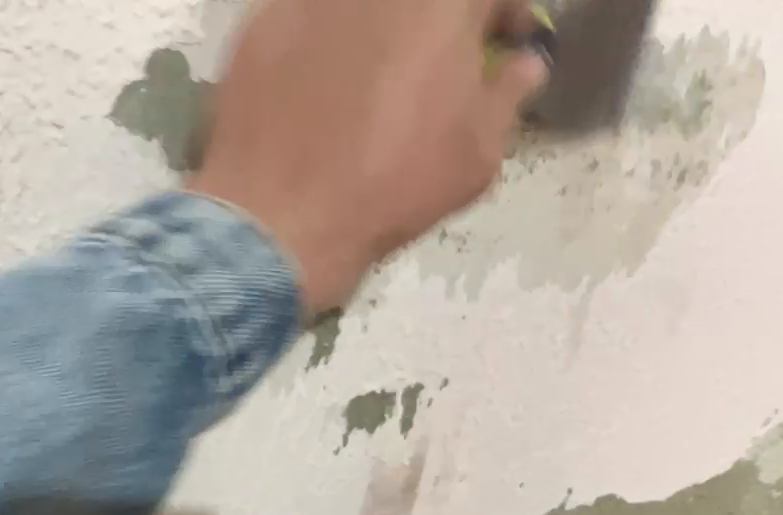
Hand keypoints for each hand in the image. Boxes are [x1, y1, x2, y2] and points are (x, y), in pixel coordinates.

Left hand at [187, 0, 549, 314]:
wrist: (280, 224)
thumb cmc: (392, 190)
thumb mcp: (477, 155)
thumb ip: (507, 95)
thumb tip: (523, 65)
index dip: (504, 14)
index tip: (507, 39)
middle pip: (419, 0)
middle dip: (437, 22)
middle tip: (435, 57)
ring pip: (358, 11)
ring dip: (377, 32)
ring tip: (373, 75)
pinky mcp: (259, 24)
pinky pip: (304, 20)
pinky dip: (321, 43)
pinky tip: (317, 89)